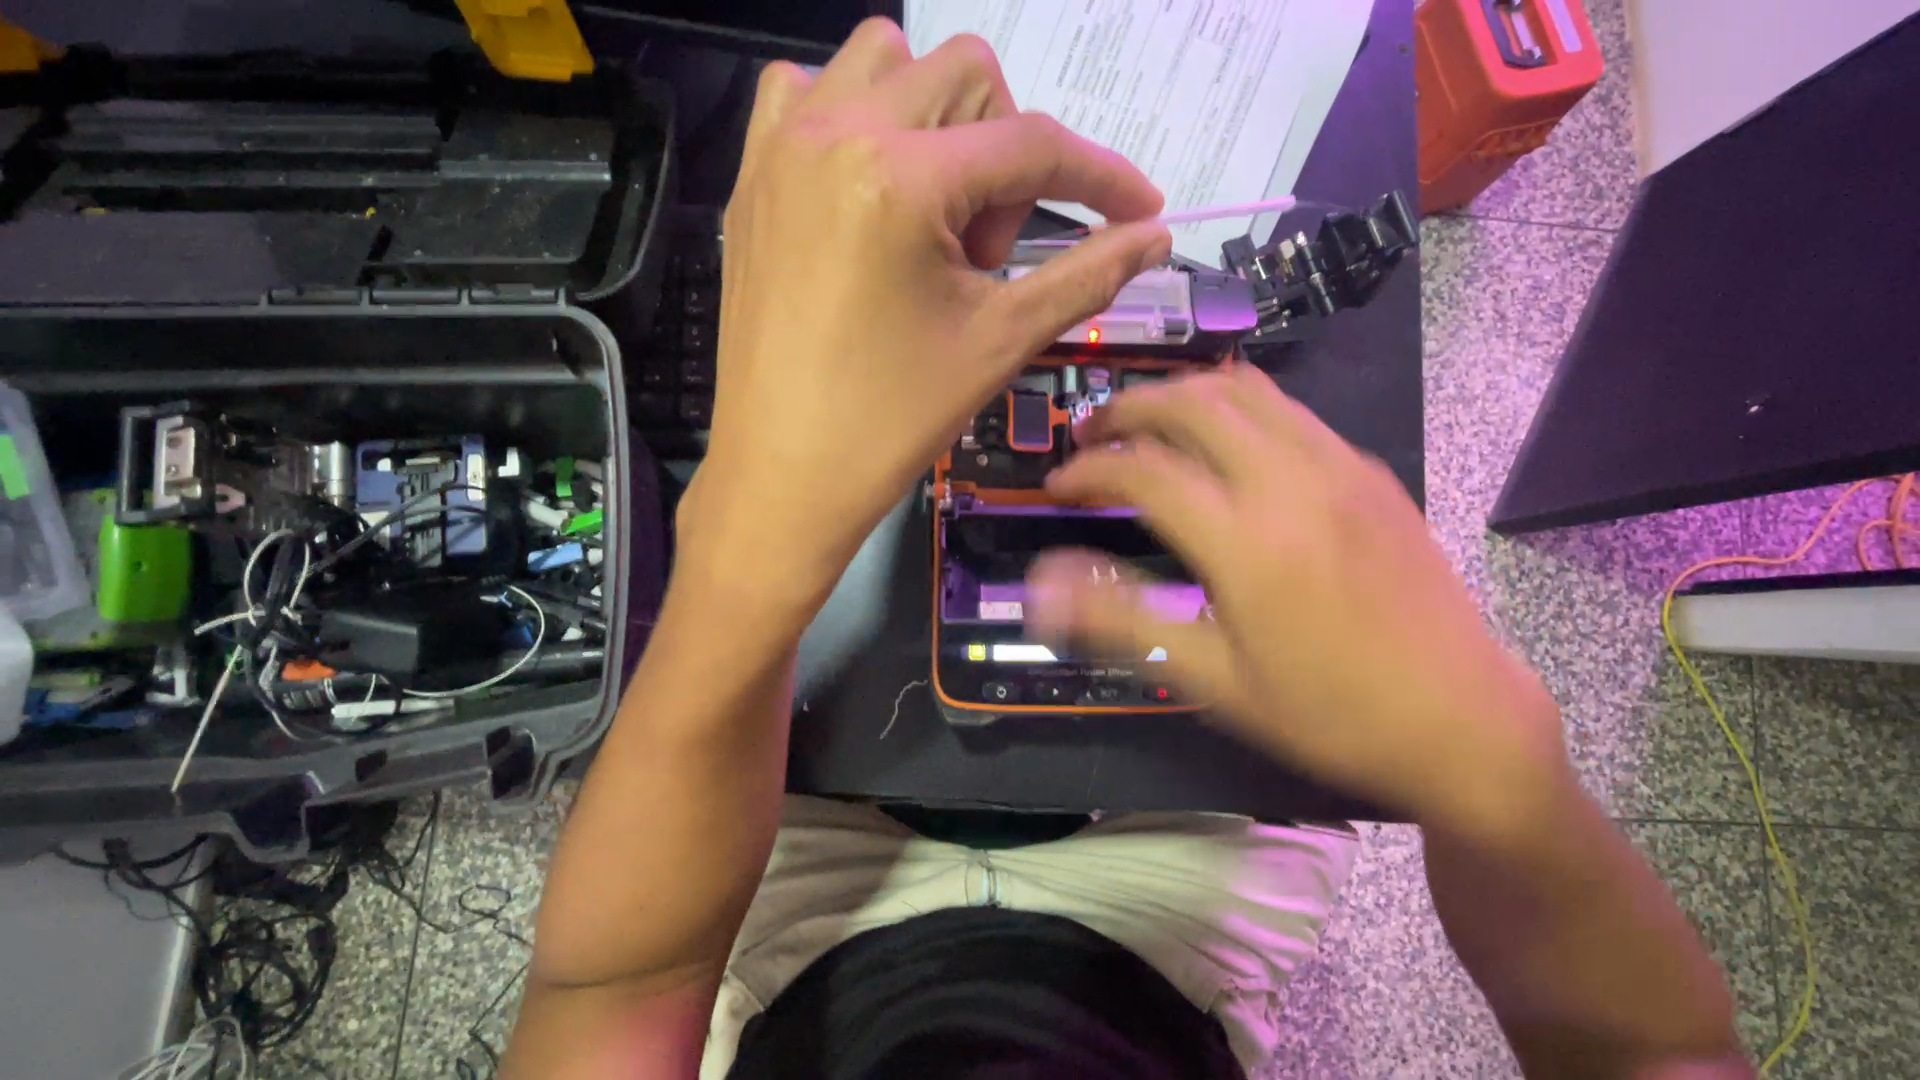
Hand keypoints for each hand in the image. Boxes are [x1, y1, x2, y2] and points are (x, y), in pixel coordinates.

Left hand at [678, 18, 1172, 610]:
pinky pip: (805, 92)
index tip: (1140, 210)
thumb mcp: (998, 342)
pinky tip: (868, 192)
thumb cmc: (889, 422)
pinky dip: (854, 117)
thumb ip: (1086, 277)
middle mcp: (835, 134)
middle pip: (966, 76)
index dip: (1101, 177)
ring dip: (935, 120)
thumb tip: (1153, 236)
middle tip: (987, 252)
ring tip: (930, 216)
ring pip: (885, 61)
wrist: (782, 476)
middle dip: (1004, 155)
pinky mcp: (751, 178)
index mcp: (901, 179)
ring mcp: (781, 149)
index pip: (1031, 145)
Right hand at [1027, 364, 1571, 840]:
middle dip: (1129, 408)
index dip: (1088, 469)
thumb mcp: (1213, 679)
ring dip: (1183, 395)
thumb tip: (1040, 584)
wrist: (1464, 721)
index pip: (1142, 471)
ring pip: (1246, 391)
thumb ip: (1121, 620)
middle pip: (1193, 403)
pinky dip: (1237, 407)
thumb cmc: (1327, 712)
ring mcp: (1340, 467)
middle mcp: (1292, 481)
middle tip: (1092, 434)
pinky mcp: (1371, 472)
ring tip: (1149, 425)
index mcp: (1246, 539)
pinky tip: (1226, 445)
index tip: (1058, 484)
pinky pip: (1290, 410)